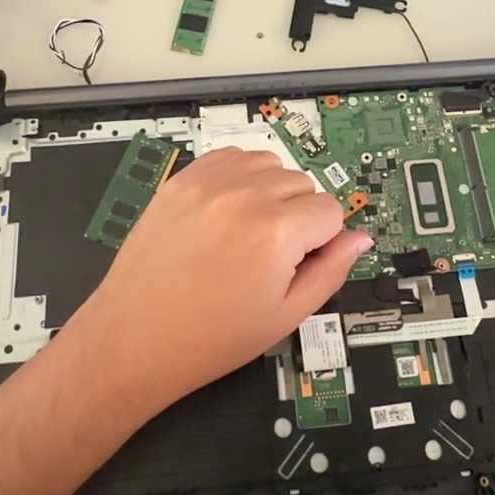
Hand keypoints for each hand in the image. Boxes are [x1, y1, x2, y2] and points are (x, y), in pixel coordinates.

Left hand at [66, 147, 370, 411]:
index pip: (331, 211)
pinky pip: (232, 157)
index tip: (297, 264)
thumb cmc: (209, 337)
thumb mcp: (285, 316)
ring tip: (248, 233)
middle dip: (297, 217)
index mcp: (275, 232)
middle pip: (303, 184)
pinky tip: (227, 212)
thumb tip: (360, 239)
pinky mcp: (183, 179)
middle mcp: (244, 195)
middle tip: (268, 257)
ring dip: (270, 192)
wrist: (135, 337)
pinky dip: (239, 177)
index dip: (321, 242)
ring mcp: (209, 182)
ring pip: (270, 165)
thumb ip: (331, 271)